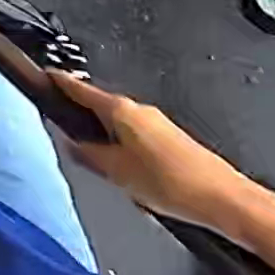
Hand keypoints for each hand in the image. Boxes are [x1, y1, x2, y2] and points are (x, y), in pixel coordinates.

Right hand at [48, 70, 258, 232]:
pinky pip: (137, 135)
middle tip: (72, 136)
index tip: (47, 74)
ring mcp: (157, 122)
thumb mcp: (117, 173)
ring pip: (120, 124)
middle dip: (85, 119)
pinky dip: (127, 147)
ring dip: (108, 138)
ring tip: (108, 168)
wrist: (227, 201)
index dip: (60, 81)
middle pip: (100, 106)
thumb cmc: (177, 185)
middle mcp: (139, 109)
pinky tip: (134, 175)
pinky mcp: (171, 138)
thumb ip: (89, 155)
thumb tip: (72, 145)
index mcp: (120, 110)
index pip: (80, 89)